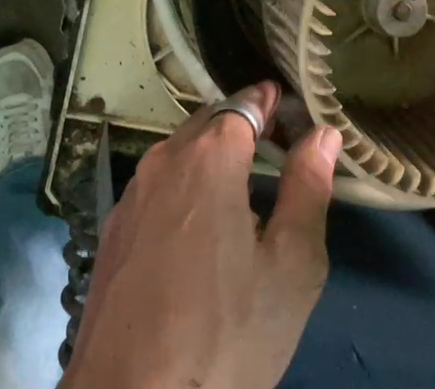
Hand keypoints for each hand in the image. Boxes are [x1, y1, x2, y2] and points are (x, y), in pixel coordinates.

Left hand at [60, 82, 342, 388]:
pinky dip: (181, 186)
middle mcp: (162, 162)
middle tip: (271, 141)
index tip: (285, 101)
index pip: (241, 105)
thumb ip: (308, 190)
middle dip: (238, 123)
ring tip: (240, 181)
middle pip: (205, 124)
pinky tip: (197, 222)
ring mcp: (130, 196)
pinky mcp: (112, 230)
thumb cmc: (227, 332)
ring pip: (176, 154)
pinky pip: (155, 188)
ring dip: (207, 155)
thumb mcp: (291, 266)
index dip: (265, 101)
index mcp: (208, 159)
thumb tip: (322, 134)